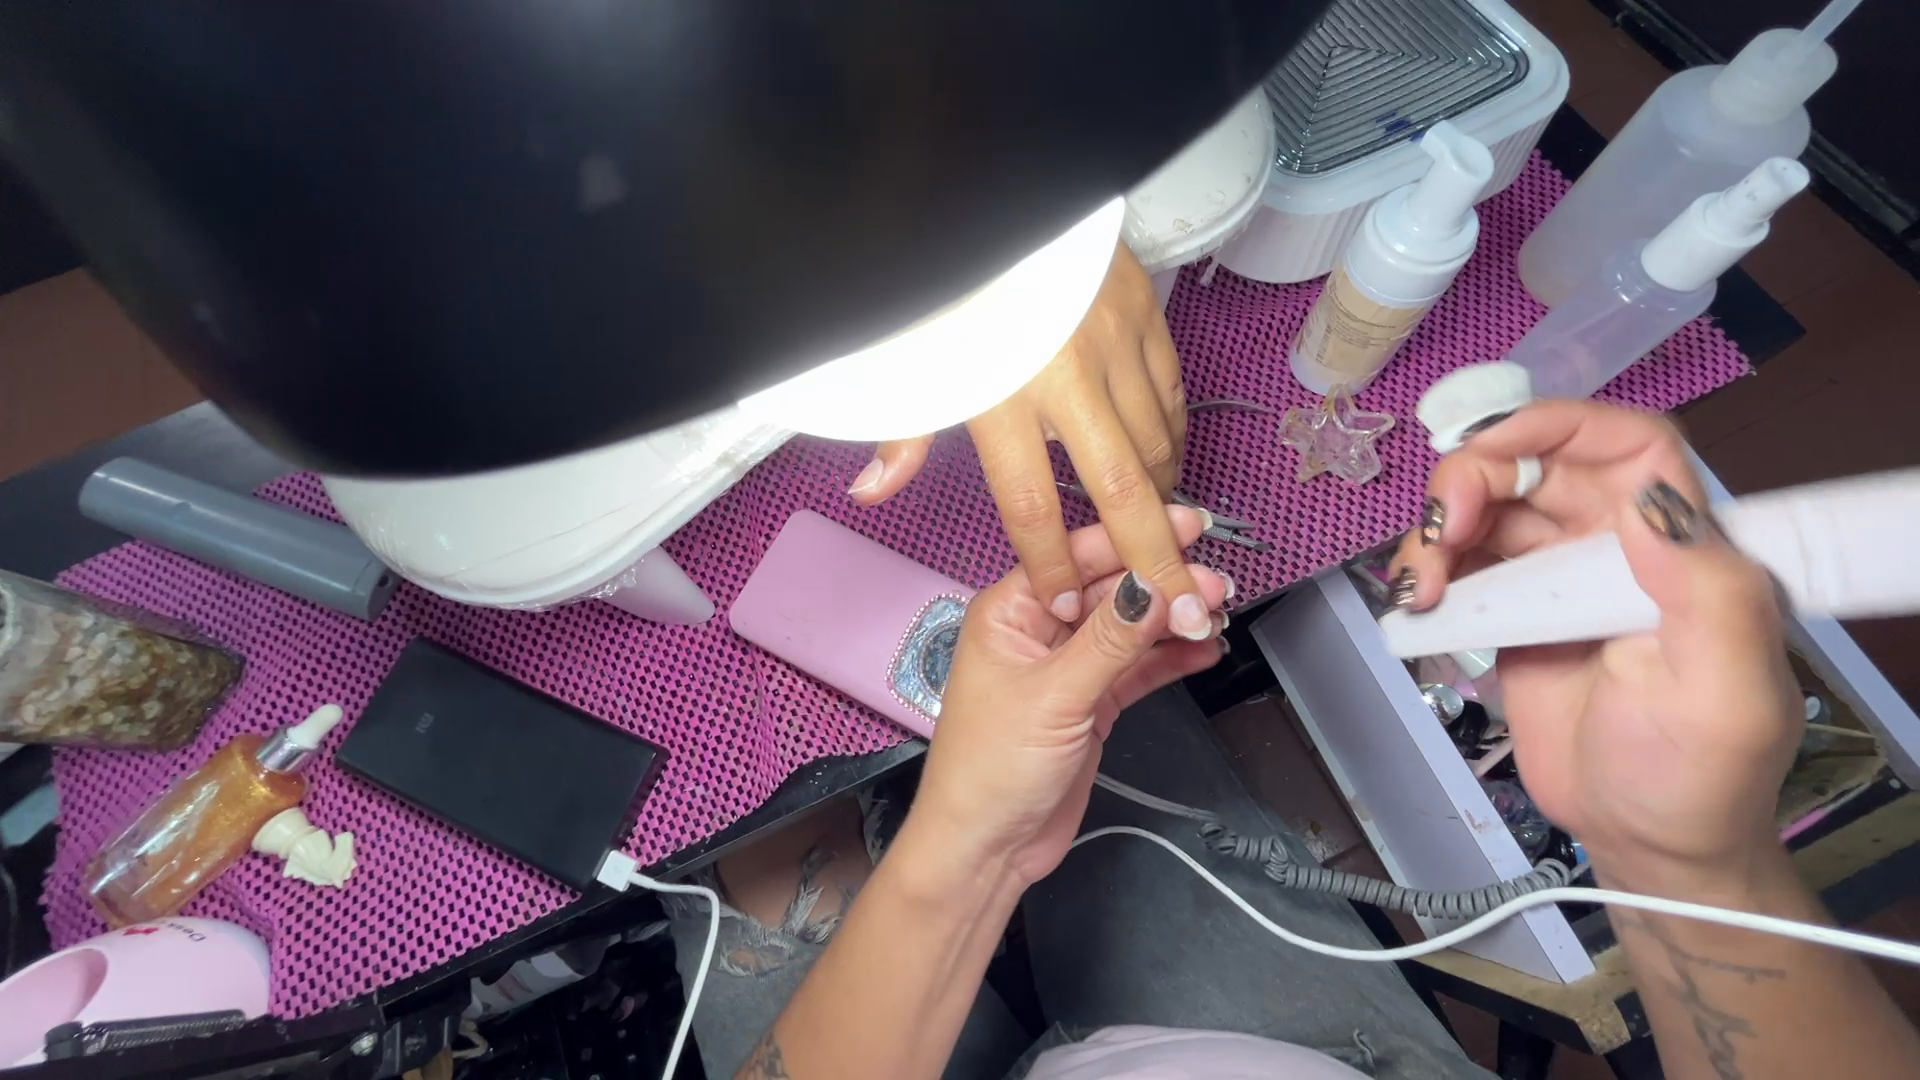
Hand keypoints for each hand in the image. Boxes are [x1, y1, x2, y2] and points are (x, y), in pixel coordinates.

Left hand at [848, 243, 1210, 639]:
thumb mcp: (917, 361)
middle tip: (1180, 602)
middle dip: (1150, 554)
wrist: (997, 199)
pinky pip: (1173, 393)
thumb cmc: (954, 291)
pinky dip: (1173, 435)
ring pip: (1155, 442)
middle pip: (1117, 486)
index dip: (1049, 562)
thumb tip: (869, 492)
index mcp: (1000, 395)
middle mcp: (1066, 376)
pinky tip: (1165, 459)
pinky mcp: (1146, 314)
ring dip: (1161, 493)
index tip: (1065, 603)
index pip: (1029, 503)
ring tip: (1161, 528)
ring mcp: (1115, 343)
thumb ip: (902, 433)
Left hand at [911, 506, 1228, 885]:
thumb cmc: (993, 766)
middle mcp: (1039, 628)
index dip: (1129, 540)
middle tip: (1214, 586)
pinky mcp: (1090, 700)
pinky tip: (1203, 649)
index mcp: (1010, 609)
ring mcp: (1068, 665)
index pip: (1075, 558)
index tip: (1186, 527)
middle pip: (1109, 591)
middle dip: (1160, 586)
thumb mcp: (1054, 696)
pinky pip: (1135, 668)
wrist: (987, 848)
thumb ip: (1110, 641)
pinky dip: (1168, 659)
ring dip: (1171, 621)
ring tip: (1217, 615)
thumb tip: (1156, 585)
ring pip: (1128, 629)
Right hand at [1390, 401, 1802, 891]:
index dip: (1555, 424)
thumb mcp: (1719, 694)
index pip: (1624, 445)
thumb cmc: (1692, 773)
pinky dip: (1422, 574)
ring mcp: (1546, 578)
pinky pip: (1452, 565)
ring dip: (1433, 537)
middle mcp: (1607, 547)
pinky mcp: (1501, 610)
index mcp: (1676, 548)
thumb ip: (1705, 594)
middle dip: (1467, 486)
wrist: (1637, 834)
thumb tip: (1648, 502)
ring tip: (1419, 592)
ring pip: (1476, 514)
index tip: (1485, 447)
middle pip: (1526, 470)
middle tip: (1438, 536)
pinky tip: (1415, 608)